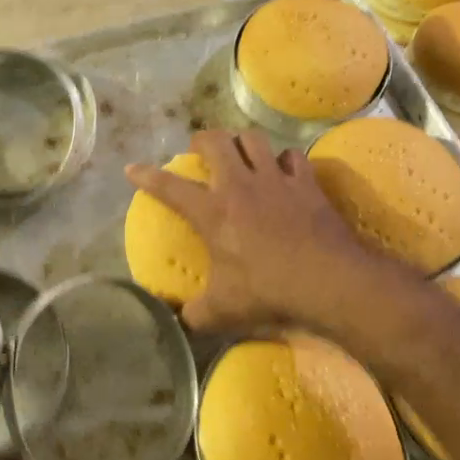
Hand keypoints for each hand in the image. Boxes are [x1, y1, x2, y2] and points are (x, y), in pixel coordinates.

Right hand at [125, 129, 382, 331]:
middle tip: (201, 150)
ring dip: (243, 142)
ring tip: (241, 152)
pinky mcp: (305, 183)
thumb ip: (197, 314)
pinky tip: (285, 171)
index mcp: (212, 212)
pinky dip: (286, 160)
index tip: (132, 168)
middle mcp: (239, 185)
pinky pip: (293, 157)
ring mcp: (274, 179)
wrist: (327, 279)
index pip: (169, 187)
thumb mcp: (223, 310)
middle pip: (215, 141)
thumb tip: (181, 320)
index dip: (147, 176)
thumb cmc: (268, 290)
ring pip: (253, 139)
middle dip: (203, 140)